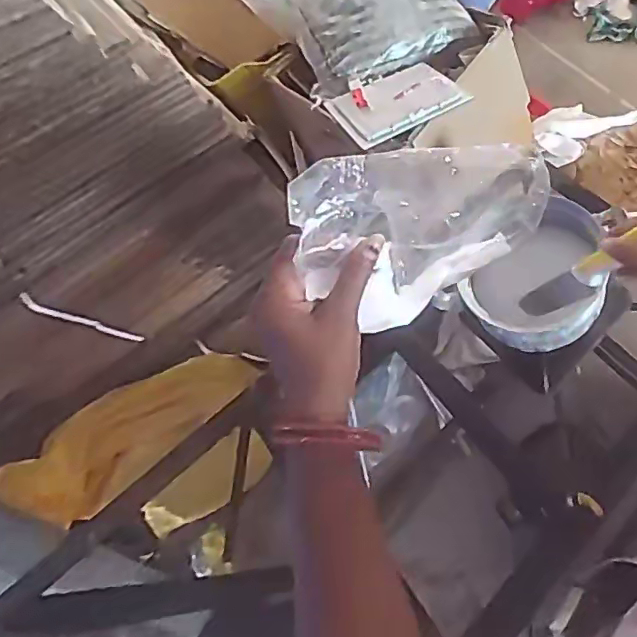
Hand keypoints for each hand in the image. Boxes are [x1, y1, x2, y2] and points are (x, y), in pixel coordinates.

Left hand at [251, 234, 380, 423]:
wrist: (318, 408)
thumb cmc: (327, 360)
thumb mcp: (343, 314)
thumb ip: (355, 274)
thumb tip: (372, 240)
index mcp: (272, 297)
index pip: (288, 252)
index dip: (315, 238)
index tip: (343, 228)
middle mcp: (264, 304)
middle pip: (290, 266)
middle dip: (321, 254)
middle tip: (353, 241)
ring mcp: (271, 318)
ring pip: (296, 282)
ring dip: (321, 271)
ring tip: (352, 259)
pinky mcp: (283, 329)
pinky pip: (298, 297)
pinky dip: (317, 288)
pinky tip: (341, 284)